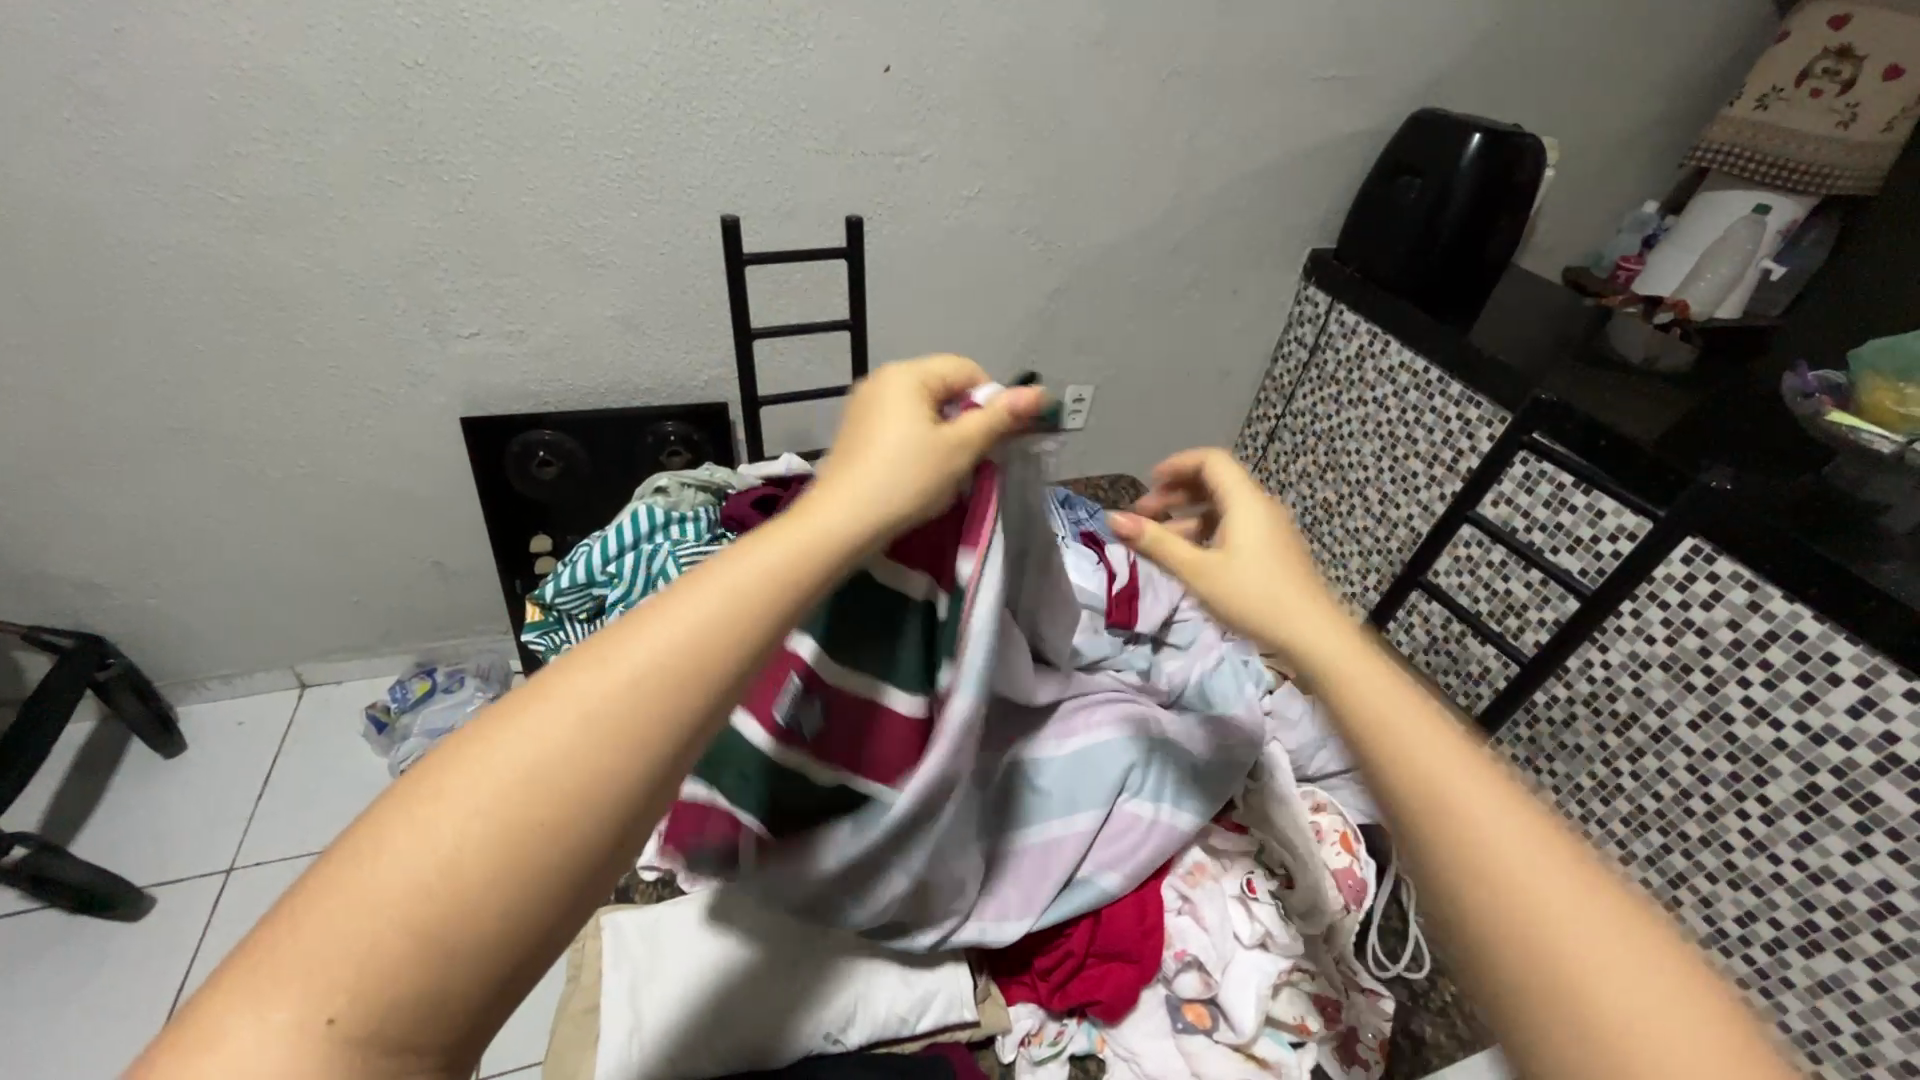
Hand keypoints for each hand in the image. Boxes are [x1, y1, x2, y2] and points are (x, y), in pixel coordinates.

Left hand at [807, 354, 1046, 540]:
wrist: (841, 524)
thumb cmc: (906, 481)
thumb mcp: (960, 449)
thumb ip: (999, 418)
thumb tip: (1040, 392)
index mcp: (907, 373)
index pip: (967, 370)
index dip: (990, 401)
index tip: (992, 440)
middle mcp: (882, 379)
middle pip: (943, 388)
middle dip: (964, 421)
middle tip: (970, 460)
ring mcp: (863, 406)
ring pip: (922, 411)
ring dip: (942, 437)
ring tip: (942, 473)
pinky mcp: (855, 433)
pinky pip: (899, 427)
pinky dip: (917, 445)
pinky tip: (915, 476)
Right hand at [1107, 448, 1358, 664]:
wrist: (1312, 634)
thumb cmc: (1252, 597)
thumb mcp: (1197, 571)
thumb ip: (1156, 542)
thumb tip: (1113, 519)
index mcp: (1245, 501)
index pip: (1210, 460)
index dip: (1175, 465)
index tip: (1147, 485)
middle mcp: (1260, 505)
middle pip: (1214, 482)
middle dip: (1175, 494)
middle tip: (1144, 516)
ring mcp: (1270, 528)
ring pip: (1223, 507)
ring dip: (1188, 515)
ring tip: (1160, 541)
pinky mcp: (1273, 549)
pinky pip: (1234, 526)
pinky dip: (1206, 531)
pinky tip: (1190, 557)